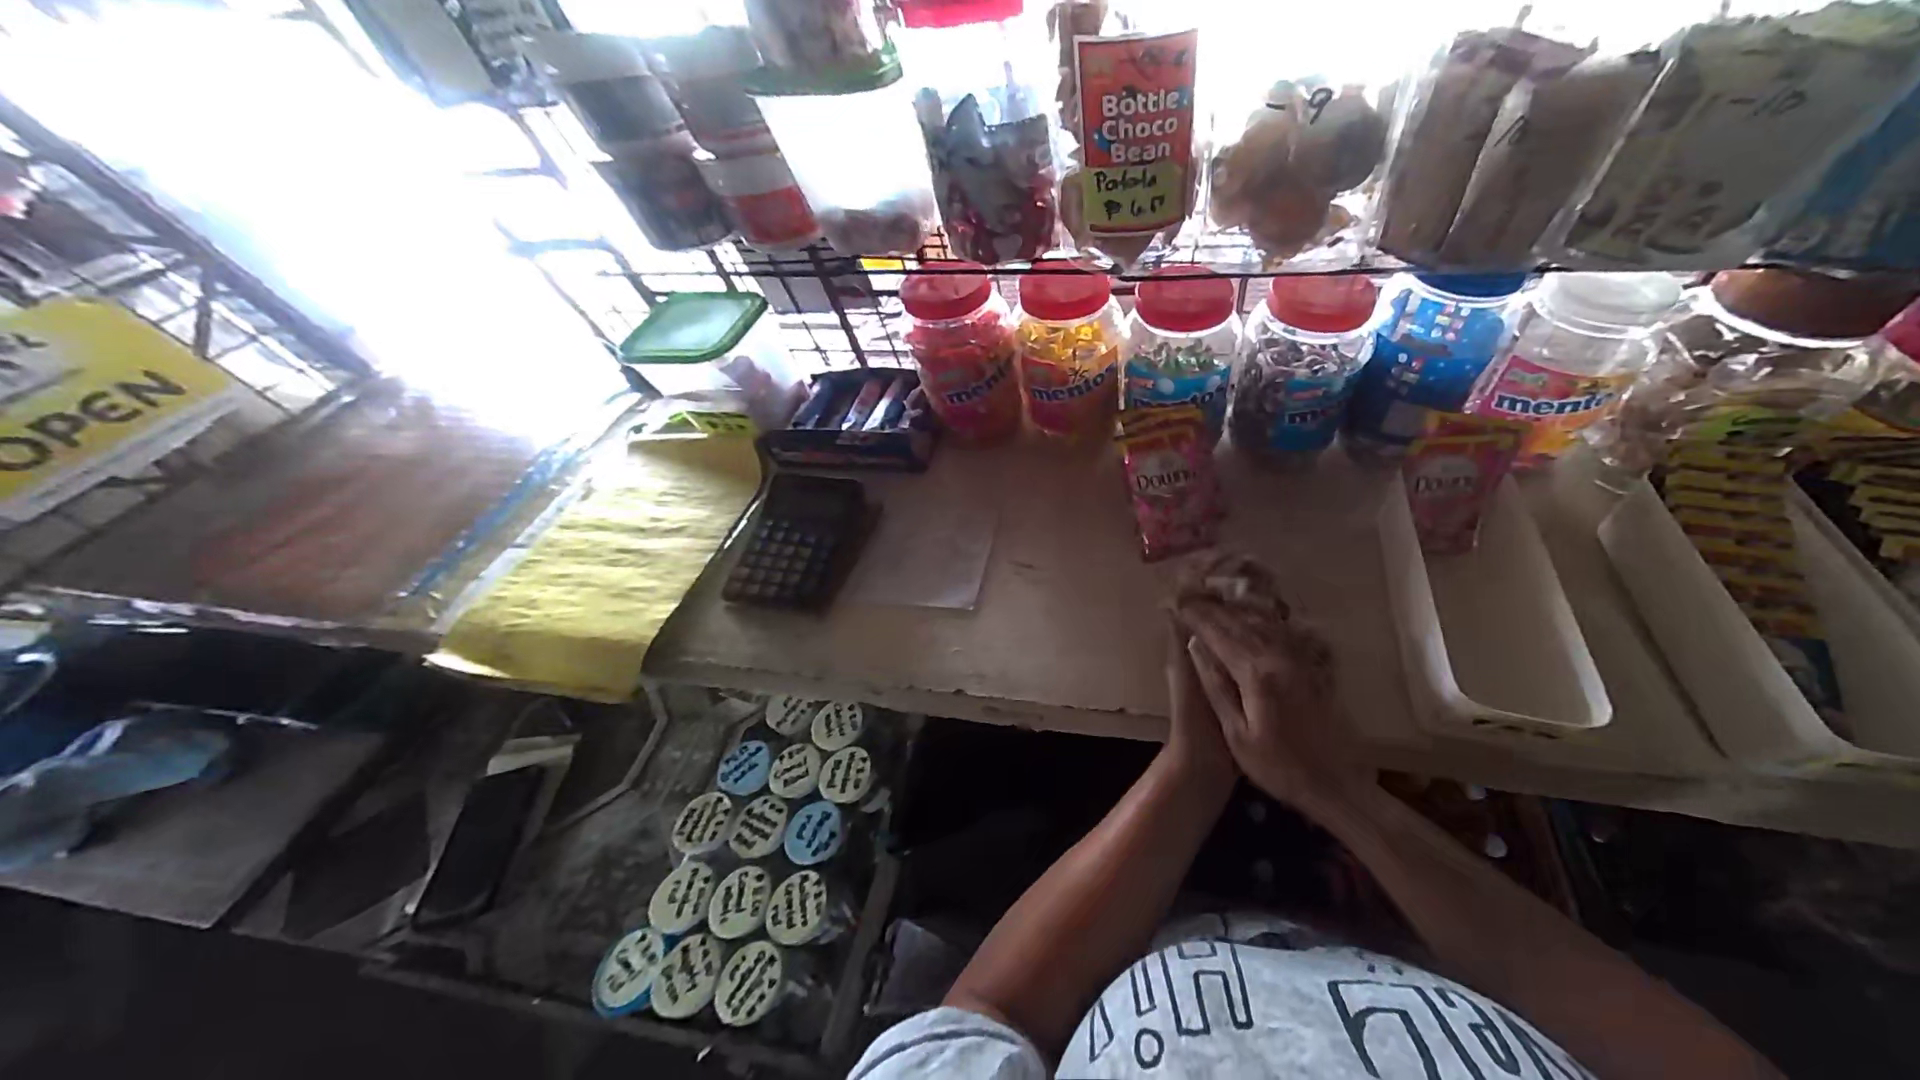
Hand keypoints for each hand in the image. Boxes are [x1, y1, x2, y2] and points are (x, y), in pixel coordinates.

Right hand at [1175, 598, 1372, 818]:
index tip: (1177, 604)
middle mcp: (1279, 658)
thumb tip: (1196, 647)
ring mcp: (1299, 660)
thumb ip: (1215, 686)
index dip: (1197, 618)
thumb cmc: (1278, 767)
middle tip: (1191, 595)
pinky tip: (1252, 617)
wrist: (1337, 785)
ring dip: (1236, 609)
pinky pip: (1281, 633)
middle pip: (1240, 623)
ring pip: (1262, 623)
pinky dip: (1261, 620)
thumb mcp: (1236, 734)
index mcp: (1256, 675)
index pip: (1218, 635)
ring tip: (1214, 599)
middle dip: (1213, 608)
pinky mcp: (1311, 667)